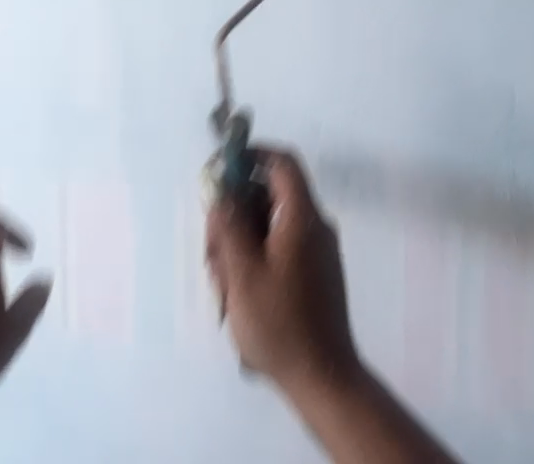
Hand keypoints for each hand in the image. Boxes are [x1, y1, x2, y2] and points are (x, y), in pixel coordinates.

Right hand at [205, 147, 361, 391]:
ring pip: (267, 227)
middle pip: (268, 197)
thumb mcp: (242, 271)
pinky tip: (237, 295)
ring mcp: (314, 251)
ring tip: (224, 285)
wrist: (322, 378)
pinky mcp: (311, 273)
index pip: (282, 163)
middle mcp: (313, 227)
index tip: (220, 170)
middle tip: (212, 250)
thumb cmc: (280, 323)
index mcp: (302, 218)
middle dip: (234, 215)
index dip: (251, 155)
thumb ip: (229, 224)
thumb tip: (222, 189)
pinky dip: (253, 261)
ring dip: (239, 244)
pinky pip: (277, 249)